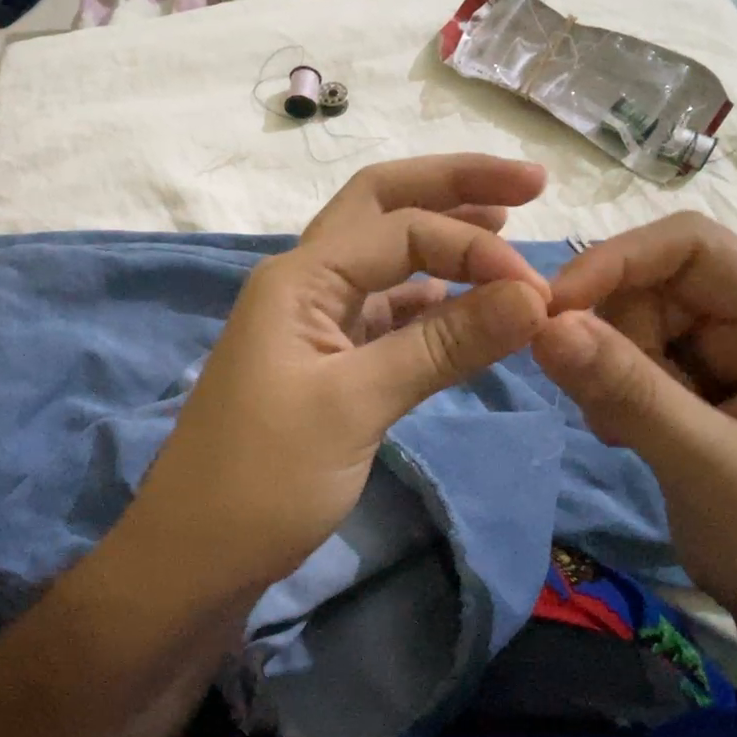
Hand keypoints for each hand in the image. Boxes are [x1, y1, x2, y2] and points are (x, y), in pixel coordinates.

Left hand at [121, 154, 550, 587]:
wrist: (196, 554)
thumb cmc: (263, 480)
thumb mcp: (355, 405)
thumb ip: (442, 345)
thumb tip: (534, 298)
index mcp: (299, 278)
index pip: (402, 227)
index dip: (476, 246)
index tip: (540, 295)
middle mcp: (302, 285)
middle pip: (380, 209)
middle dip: (451, 188)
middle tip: (531, 182)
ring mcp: (311, 326)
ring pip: (383, 262)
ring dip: (441, 241)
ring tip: (508, 228)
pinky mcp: (323, 368)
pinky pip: (383, 316)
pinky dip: (428, 304)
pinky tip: (468, 304)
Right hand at [531, 212, 736, 684]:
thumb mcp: (709, 469)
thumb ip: (628, 392)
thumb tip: (543, 323)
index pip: (691, 245)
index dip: (614, 262)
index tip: (549, 314)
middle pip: (654, 283)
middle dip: (610, 334)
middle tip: (601, 408)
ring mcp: (731, 358)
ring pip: (635, 323)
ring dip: (609, 370)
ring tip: (620, 435)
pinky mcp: (703, 390)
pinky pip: (636, 362)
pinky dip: (614, 393)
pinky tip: (624, 440)